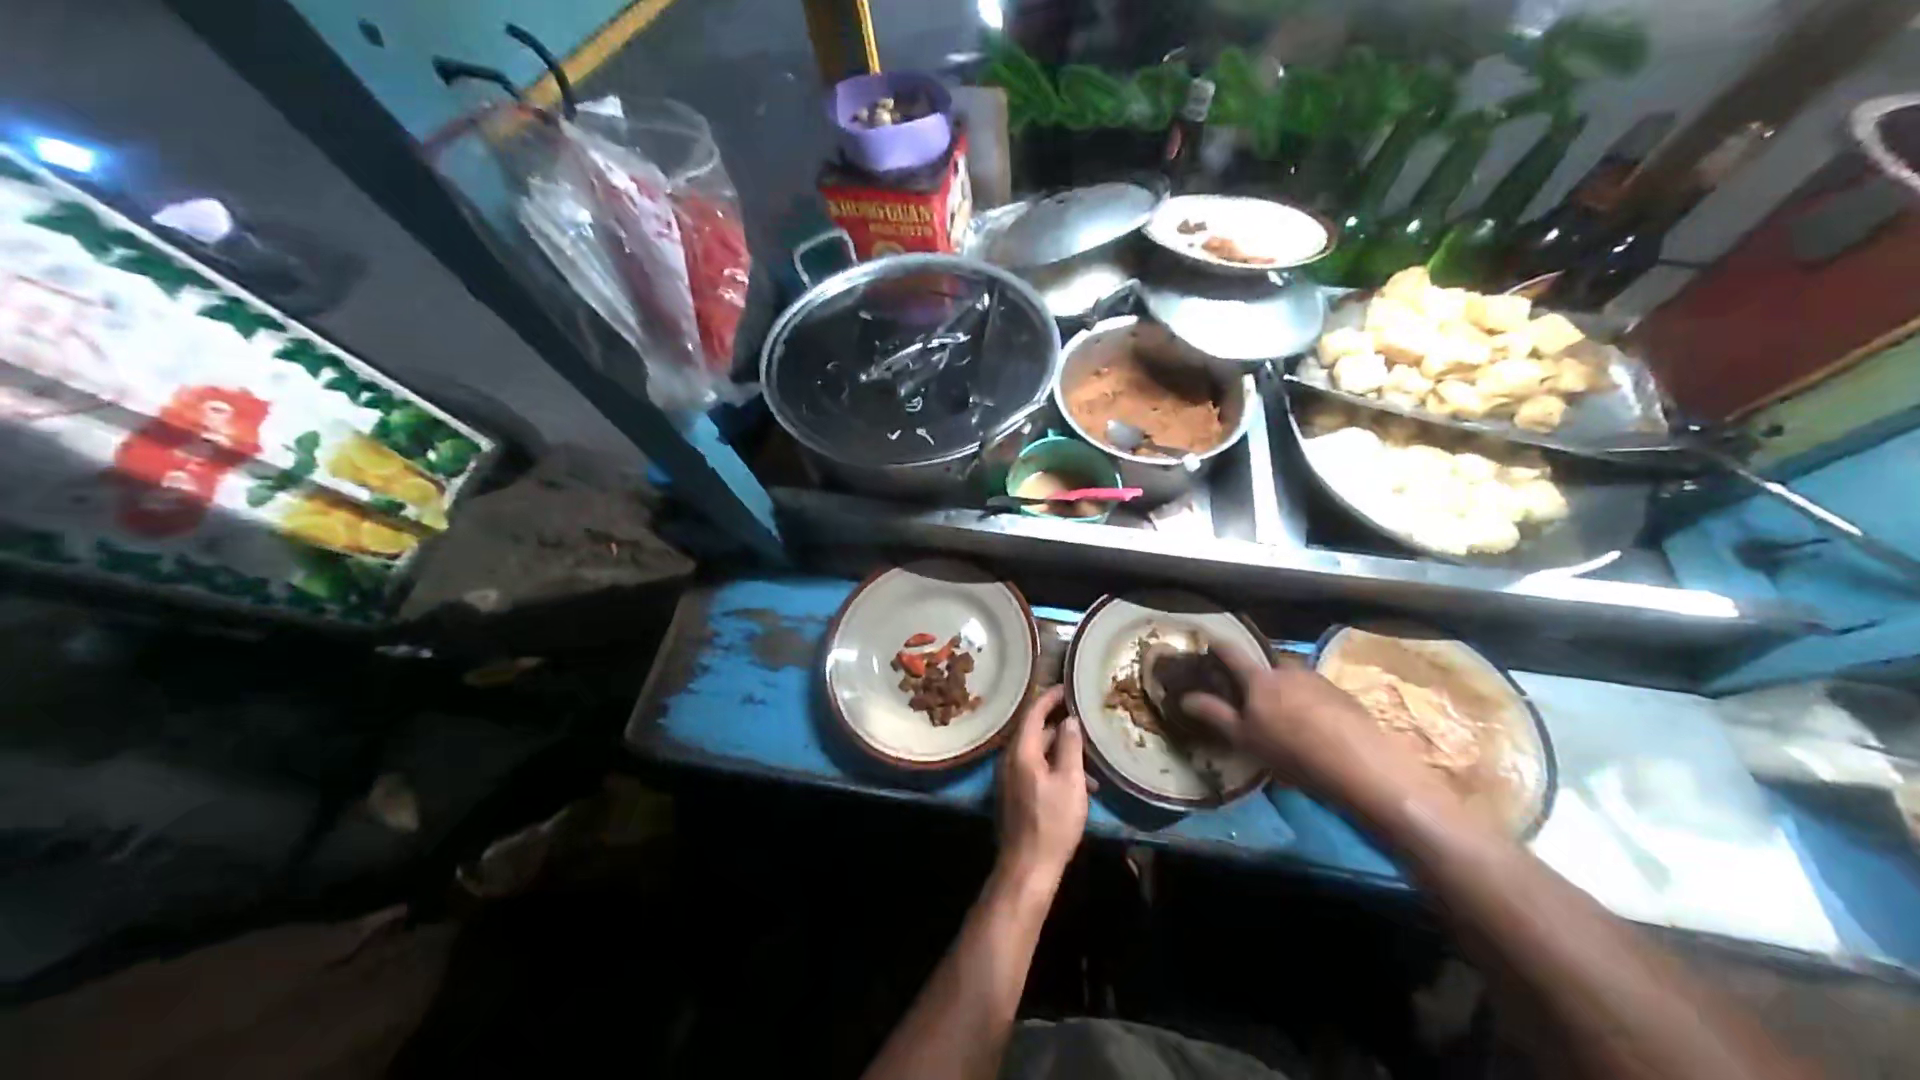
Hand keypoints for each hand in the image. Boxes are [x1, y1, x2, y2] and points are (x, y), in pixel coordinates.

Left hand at [997, 685, 1087, 881]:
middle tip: (1085, 719)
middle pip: (1034, 731)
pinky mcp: (1015, 794)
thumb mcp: (1070, 781)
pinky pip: (1035, 769)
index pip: (1033, 712)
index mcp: (1020, 751)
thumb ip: (1070, 747)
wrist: (1028, 867)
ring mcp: (1010, 777)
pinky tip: (1080, 786)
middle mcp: (1009, 759)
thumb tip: (1070, 719)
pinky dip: (1056, 769)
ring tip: (1091, 761)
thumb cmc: (1053, 822)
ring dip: (1062, 752)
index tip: (1067, 686)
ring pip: (1037, 752)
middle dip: (1060, 725)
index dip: (1050, 697)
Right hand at [1179, 649, 1442, 813]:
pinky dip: (1308, 699)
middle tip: (1252, 694)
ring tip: (1285, 713)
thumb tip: (1184, 697)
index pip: (1232, 652)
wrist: (1360, 764)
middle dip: (1257, 672)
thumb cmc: (1291, 751)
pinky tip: (1313, 724)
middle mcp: (1288, 670)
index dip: (1218, 646)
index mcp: (1259, 678)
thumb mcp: (1245, 738)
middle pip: (1267, 663)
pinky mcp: (1343, 694)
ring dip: (1285, 687)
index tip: (1209, 643)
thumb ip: (1214, 714)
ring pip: (1293, 676)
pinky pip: (1316, 690)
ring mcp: (1318, 679)